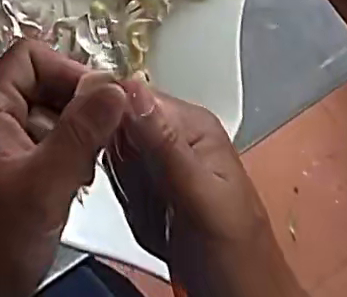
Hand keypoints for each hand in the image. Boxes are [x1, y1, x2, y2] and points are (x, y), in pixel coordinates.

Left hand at [0, 41, 129, 296]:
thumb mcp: (44, 186)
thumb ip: (80, 135)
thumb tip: (113, 91)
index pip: (31, 56)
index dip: (67, 69)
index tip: (99, 95)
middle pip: (45, 79)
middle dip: (79, 101)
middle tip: (106, 127)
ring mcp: (7, 140)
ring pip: (52, 108)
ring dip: (79, 127)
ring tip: (93, 156)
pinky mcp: (18, 164)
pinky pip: (52, 136)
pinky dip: (73, 148)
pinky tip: (82, 174)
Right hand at [111, 80, 303, 296]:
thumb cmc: (239, 258)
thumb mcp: (200, 196)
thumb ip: (165, 142)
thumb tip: (134, 89)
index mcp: (191, 123)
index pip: (131, 95)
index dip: (110, 117)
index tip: (106, 145)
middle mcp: (174, 135)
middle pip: (117, 125)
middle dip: (118, 163)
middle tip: (146, 196)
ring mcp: (162, 162)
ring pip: (113, 156)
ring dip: (123, 188)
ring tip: (153, 213)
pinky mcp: (152, 189)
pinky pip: (118, 184)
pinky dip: (125, 205)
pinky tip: (149, 222)